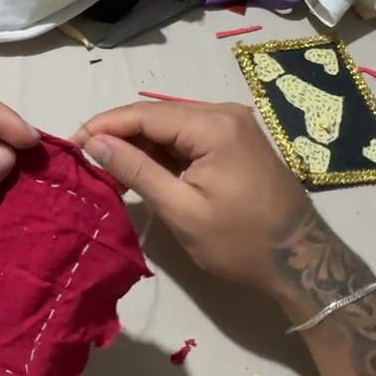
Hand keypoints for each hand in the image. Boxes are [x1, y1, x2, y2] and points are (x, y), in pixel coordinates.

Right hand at [71, 101, 310, 292]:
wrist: (303, 262)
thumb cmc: (240, 242)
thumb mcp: (180, 208)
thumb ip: (135, 169)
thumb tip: (93, 142)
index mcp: (213, 125)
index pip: (144, 114)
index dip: (104, 126)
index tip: (72, 143)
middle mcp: (224, 113)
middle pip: (156, 115)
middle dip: (118, 136)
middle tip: (85, 161)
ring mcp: (233, 125)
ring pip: (170, 126)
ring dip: (139, 146)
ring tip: (108, 172)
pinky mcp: (235, 140)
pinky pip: (187, 137)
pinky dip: (162, 153)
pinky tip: (141, 172)